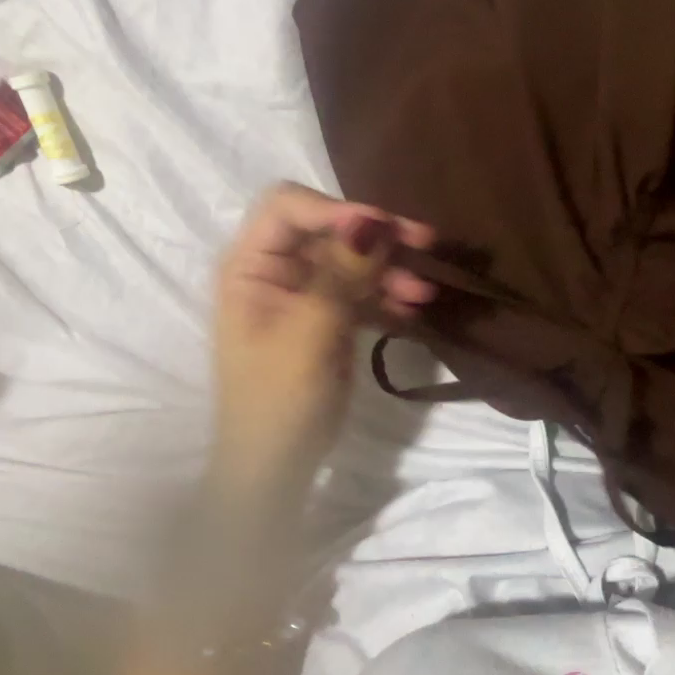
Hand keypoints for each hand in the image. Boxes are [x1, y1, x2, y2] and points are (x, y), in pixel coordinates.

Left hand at [210, 183, 434, 499]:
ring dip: (390, 271)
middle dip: (376, 238)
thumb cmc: (278, 400)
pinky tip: (414, 310)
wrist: (275, 467)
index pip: (288, 207)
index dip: (337, 210)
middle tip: (425, 243)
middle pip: (329, 231)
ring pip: (352, 262)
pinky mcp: (327, 320)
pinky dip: (387, 297)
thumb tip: (372, 220)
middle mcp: (274, 271)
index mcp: (249, 266)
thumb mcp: (309, 334)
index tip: (386, 229)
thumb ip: (341, 274)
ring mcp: (302, 296)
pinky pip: (361, 293)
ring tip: (424, 295)